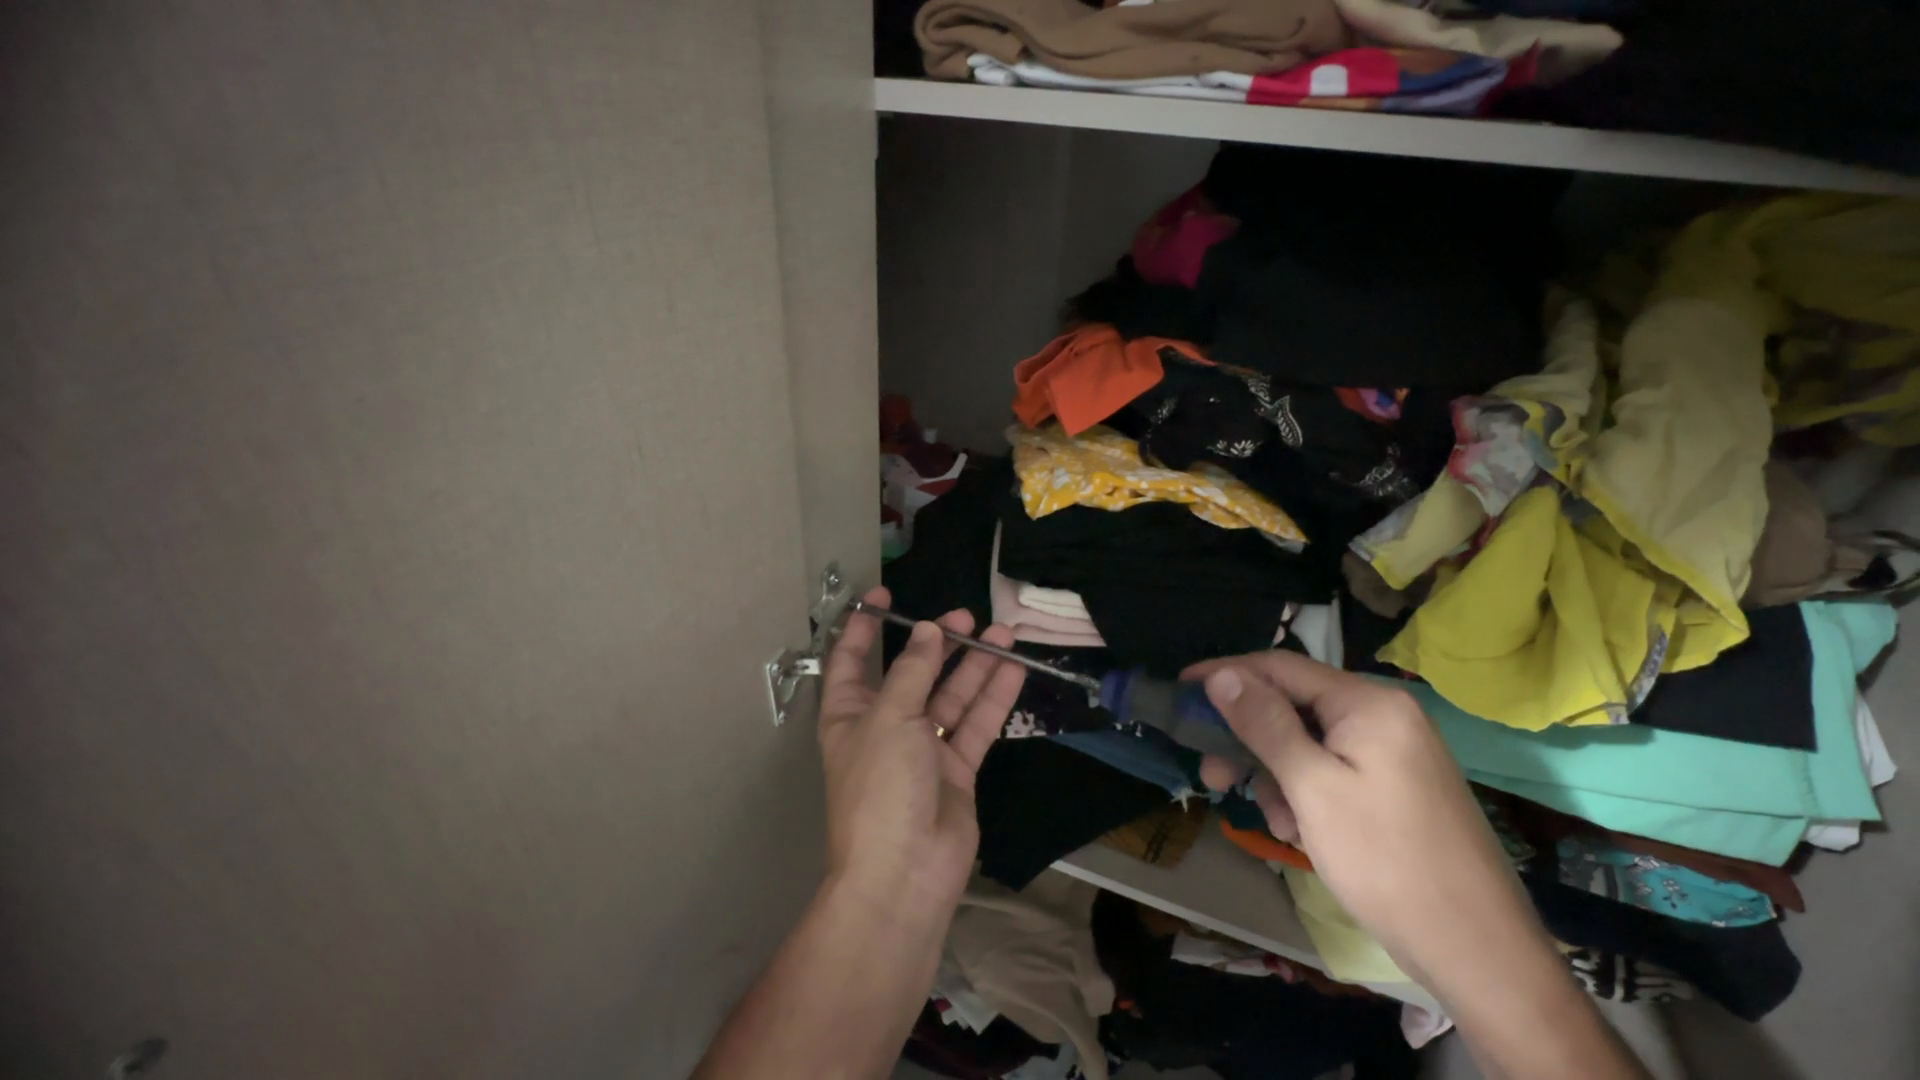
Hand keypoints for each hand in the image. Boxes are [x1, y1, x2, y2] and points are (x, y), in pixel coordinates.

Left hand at [816, 586, 1026, 913]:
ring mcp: (922, 750)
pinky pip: (975, 725)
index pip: (852, 661)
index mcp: (850, 715)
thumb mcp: (889, 719)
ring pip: (950, 697)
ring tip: (1002, 633)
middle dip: (937, 644)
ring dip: (974, 666)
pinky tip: (1013, 670)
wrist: (904, 871)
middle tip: (966, 617)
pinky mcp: (956, 770)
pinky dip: (993, 699)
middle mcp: (885, 727)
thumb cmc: (881, 787)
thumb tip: (928, 631)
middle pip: (913, 674)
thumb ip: (912, 672)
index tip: (883, 596)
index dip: (864, 628)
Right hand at [1183, 651, 1540, 987]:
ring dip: (1277, 774)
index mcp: (1368, 703)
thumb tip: (1222, 674)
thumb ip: (1266, 725)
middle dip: (1249, 738)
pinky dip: (1306, 792)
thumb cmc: (1385, 860)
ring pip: (1309, 742)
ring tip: (1275, 822)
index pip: (1280, 667)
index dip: (1225, 675)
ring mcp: (1395, 750)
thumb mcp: (1312, 789)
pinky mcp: (1397, 784)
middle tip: (1211, 773)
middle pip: (1294, 705)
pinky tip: (1302, 832)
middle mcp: (1385, 714)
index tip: (1179, 691)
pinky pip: (1333, 769)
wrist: (1476, 946)